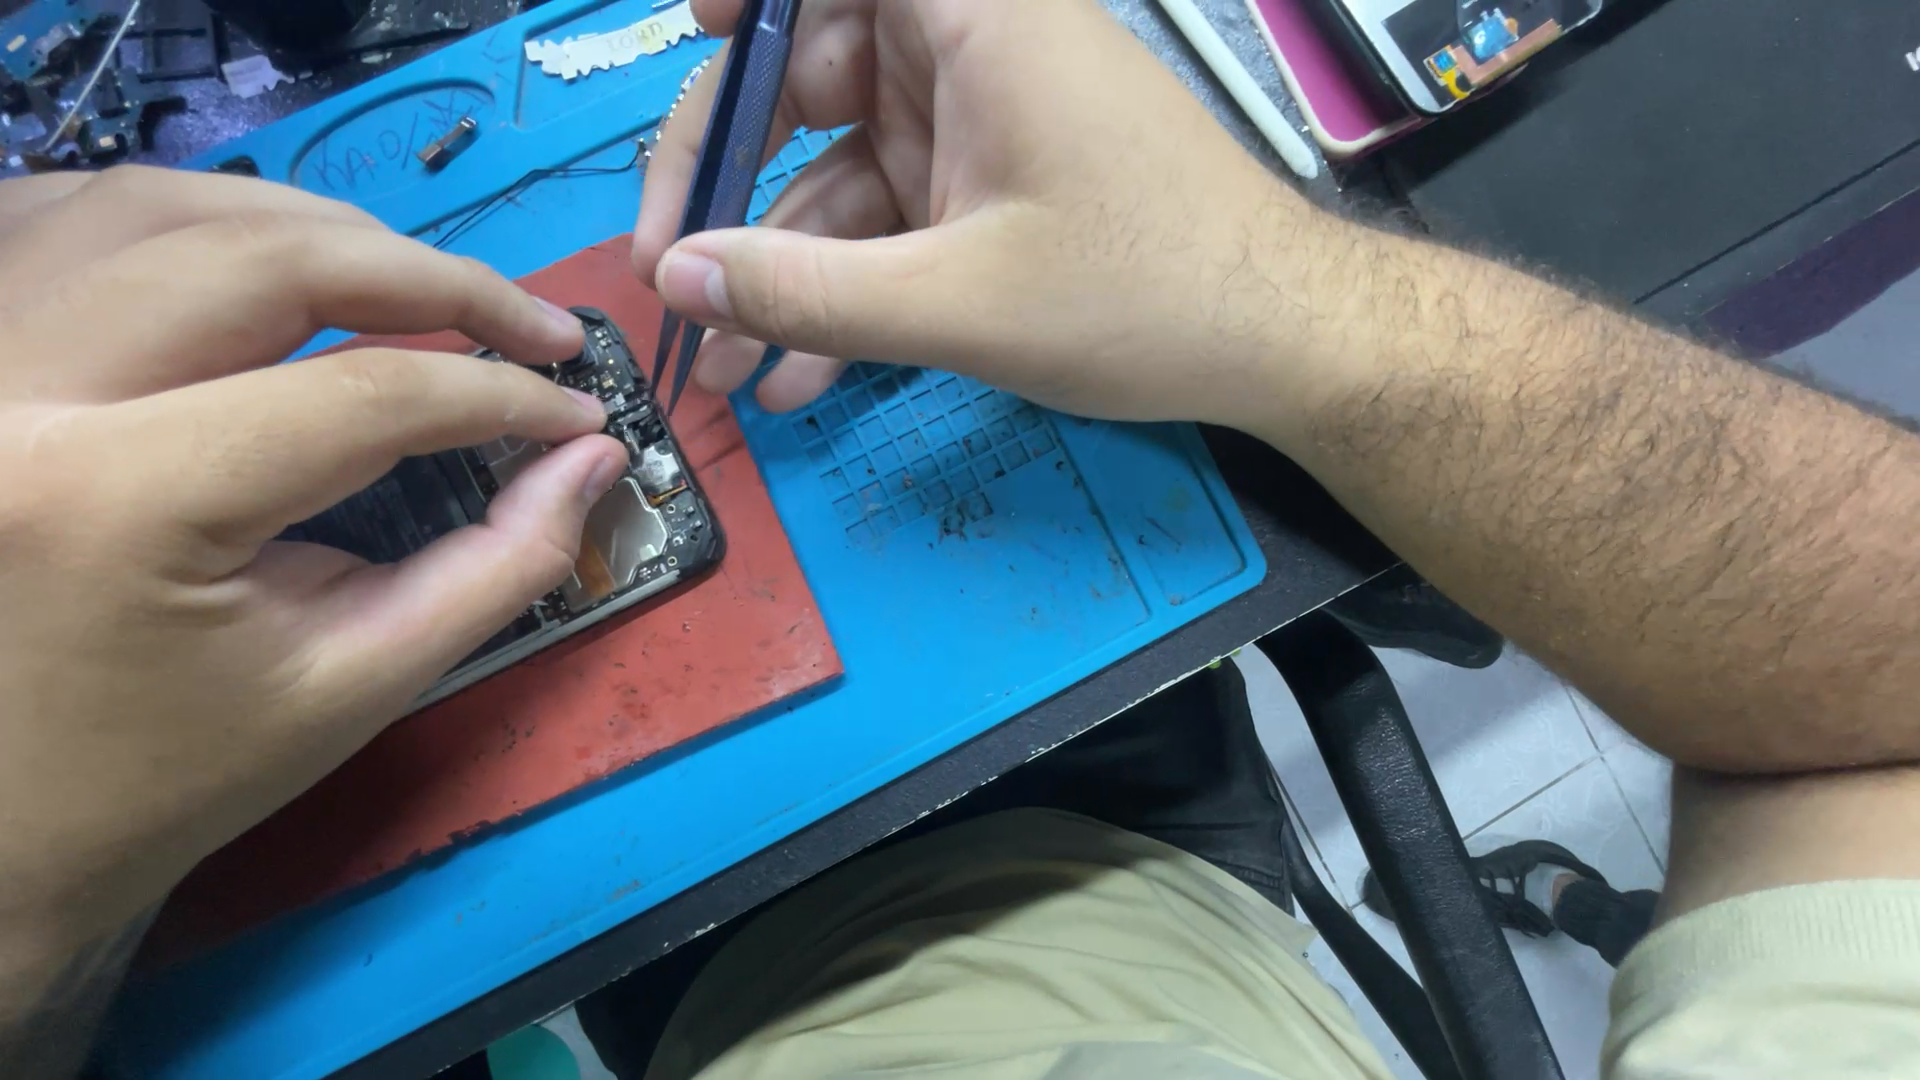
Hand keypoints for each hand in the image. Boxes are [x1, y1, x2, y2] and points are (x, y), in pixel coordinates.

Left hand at [0, 168, 627, 956]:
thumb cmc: (171, 772)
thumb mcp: (370, 677)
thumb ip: (507, 560)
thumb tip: (595, 457)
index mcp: (113, 500)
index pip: (366, 394)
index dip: (504, 395)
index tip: (583, 413)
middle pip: (264, 258)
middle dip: (441, 280)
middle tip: (540, 329)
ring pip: (160, 204)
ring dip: (333, 236)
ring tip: (438, 292)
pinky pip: (66, 217)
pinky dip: (207, 224)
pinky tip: (290, 269)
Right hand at [634, 0, 1343, 430]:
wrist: (1267, 347)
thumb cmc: (1138, 298)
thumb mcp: (963, 303)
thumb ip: (814, 292)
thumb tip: (680, 279)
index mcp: (973, 17)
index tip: (693, 32)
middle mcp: (966, 58)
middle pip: (807, 89)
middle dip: (730, 198)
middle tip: (672, 285)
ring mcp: (974, 143)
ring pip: (842, 192)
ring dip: (782, 284)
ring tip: (724, 370)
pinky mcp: (986, 212)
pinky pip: (890, 244)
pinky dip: (846, 307)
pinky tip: (797, 380)